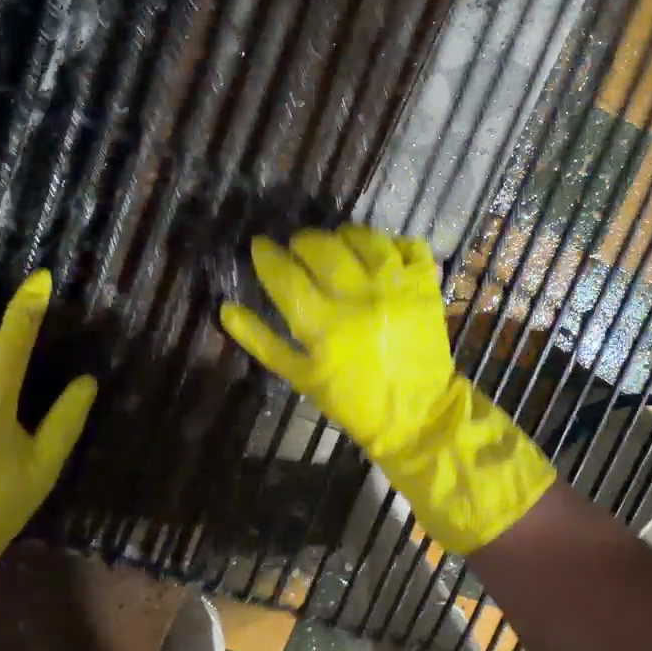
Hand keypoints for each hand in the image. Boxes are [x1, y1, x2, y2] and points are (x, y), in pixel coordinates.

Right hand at [219, 226, 454, 455]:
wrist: (415, 416)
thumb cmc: (352, 399)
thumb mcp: (299, 376)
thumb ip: (261, 341)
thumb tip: (226, 308)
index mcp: (323, 323)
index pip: (285, 274)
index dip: (267, 255)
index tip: (261, 246)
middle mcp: (359, 297)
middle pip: (323, 247)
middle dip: (303, 241)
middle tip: (299, 248)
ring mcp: (396, 287)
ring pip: (365, 238)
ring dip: (344, 235)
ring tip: (338, 244)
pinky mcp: (425, 286)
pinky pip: (408, 245)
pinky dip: (391, 242)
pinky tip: (378, 253)